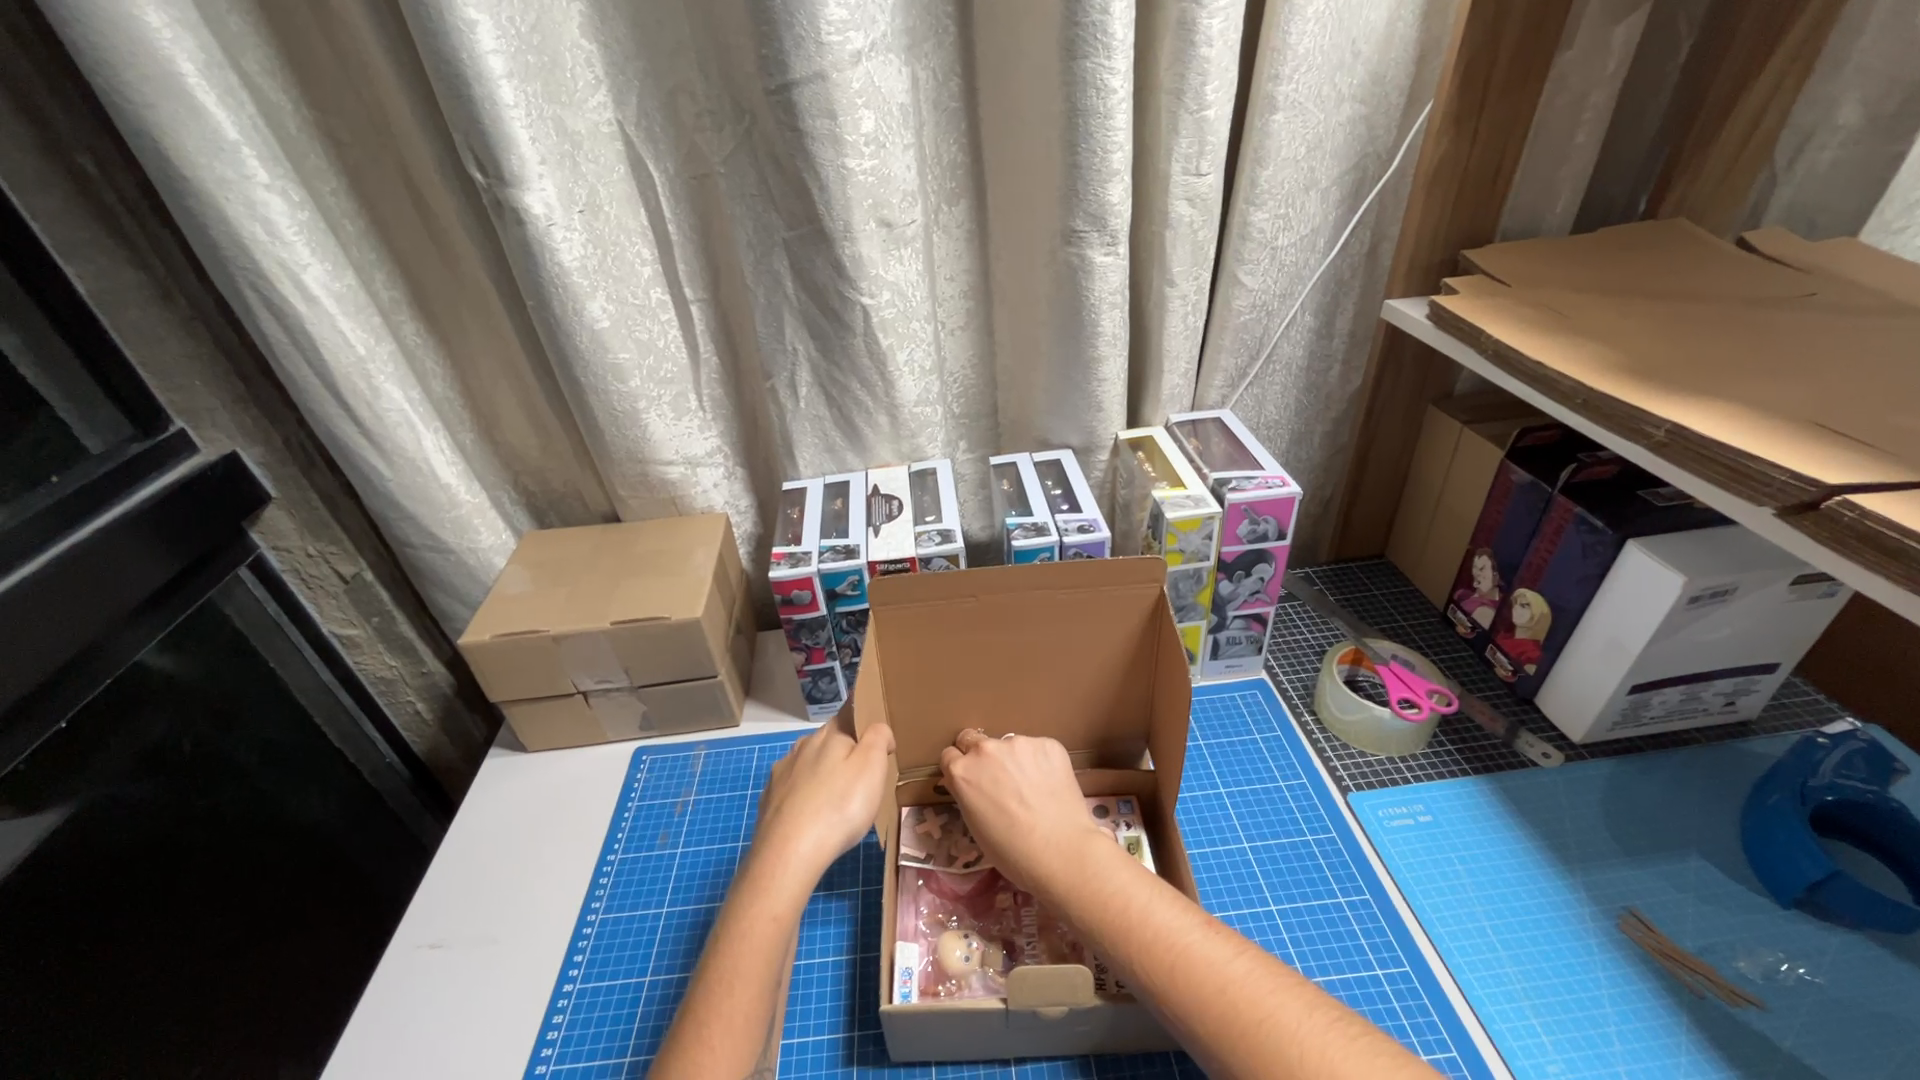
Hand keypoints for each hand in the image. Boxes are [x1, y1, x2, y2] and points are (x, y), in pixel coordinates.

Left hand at [755, 719, 894, 880]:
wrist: (789, 852)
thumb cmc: (840, 806)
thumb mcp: (872, 767)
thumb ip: (878, 738)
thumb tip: (878, 730)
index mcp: (829, 735)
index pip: (848, 714)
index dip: (864, 725)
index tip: (879, 745)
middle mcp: (802, 746)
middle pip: (828, 741)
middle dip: (844, 753)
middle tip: (862, 779)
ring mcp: (782, 773)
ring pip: (808, 765)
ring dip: (823, 775)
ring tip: (837, 801)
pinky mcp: (770, 799)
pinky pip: (793, 790)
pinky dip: (805, 798)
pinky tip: (812, 817)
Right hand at [938, 729, 1110, 896]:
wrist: (1060, 851)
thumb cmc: (1011, 851)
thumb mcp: (974, 824)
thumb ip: (967, 793)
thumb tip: (970, 782)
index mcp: (961, 771)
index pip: (949, 755)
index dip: (960, 768)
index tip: (970, 780)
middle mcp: (985, 749)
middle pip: (973, 739)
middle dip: (980, 755)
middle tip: (997, 777)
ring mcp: (1018, 743)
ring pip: (1009, 744)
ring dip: (1014, 759)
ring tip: (1031, 787)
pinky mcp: (1047, 744)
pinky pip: (1037, 749)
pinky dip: (1040, 762)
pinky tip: (1050, 785)